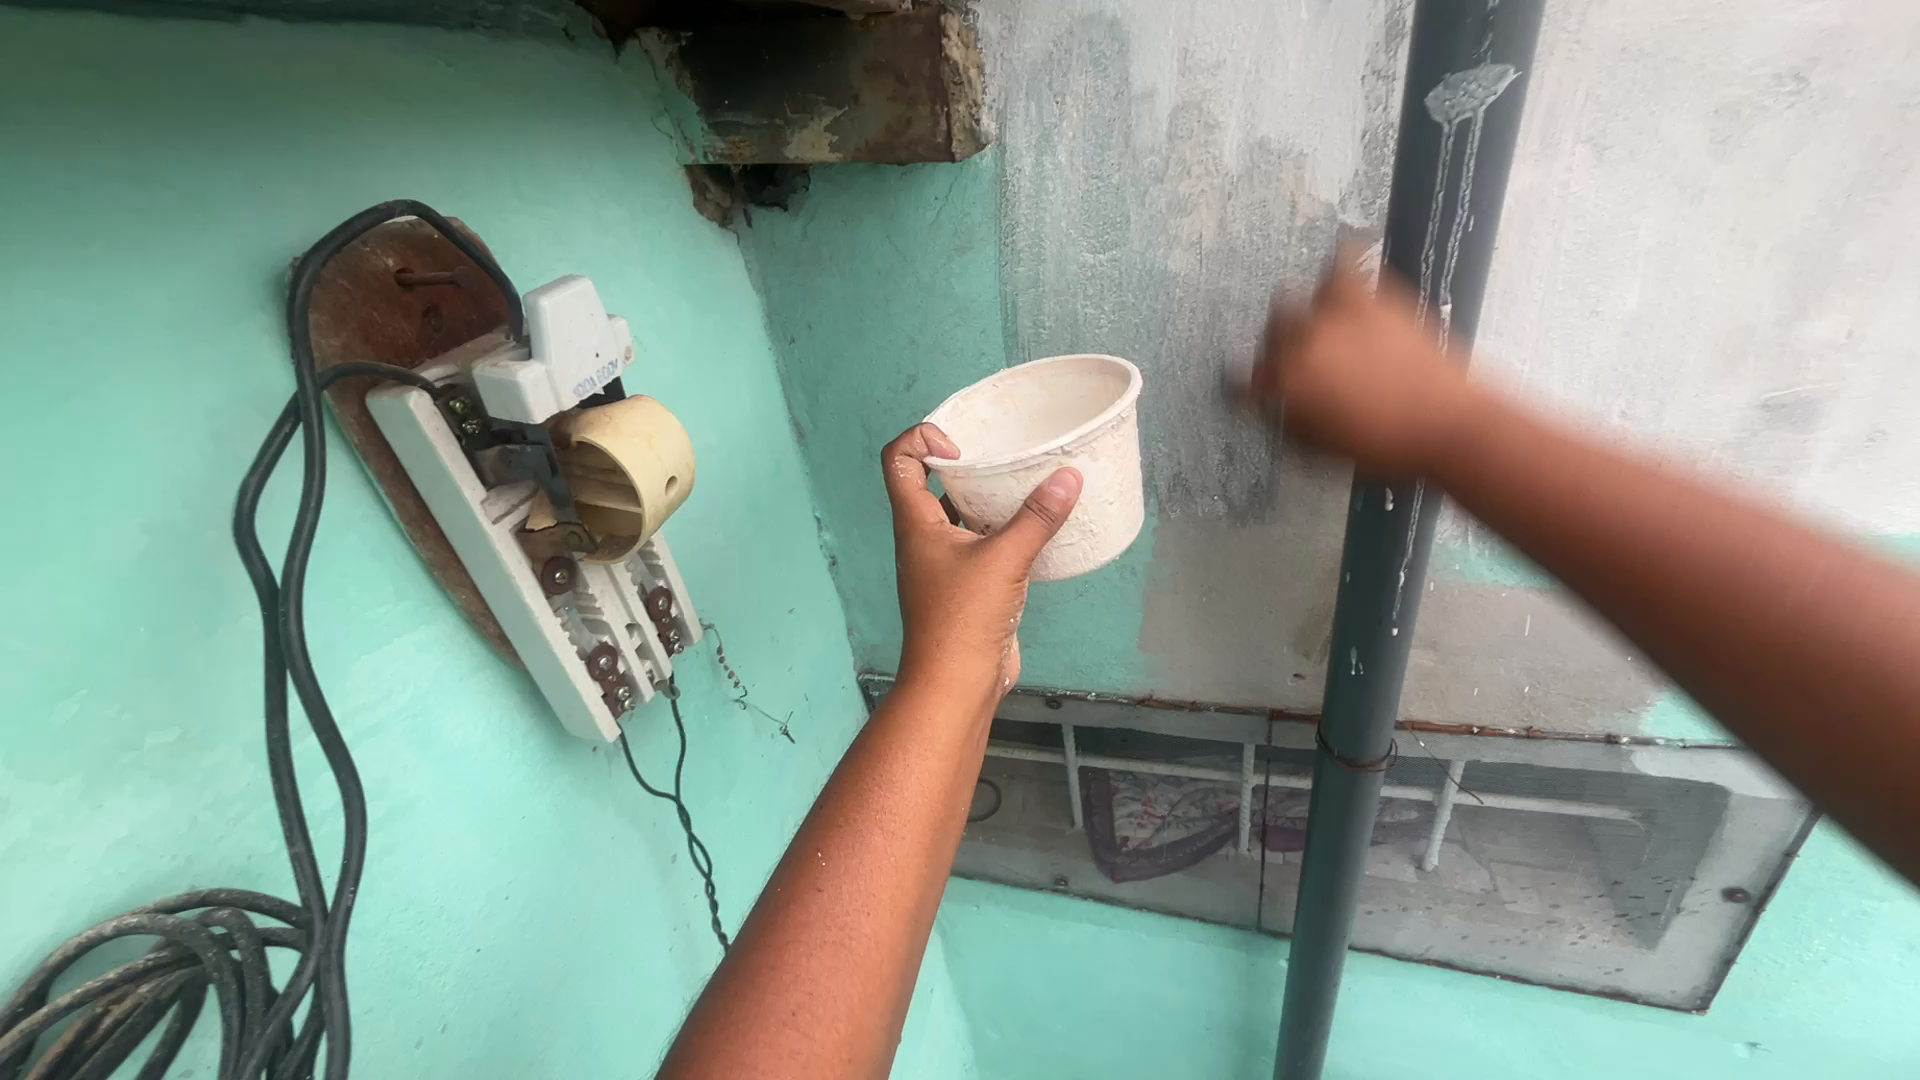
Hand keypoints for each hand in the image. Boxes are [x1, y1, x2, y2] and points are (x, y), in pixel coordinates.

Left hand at [882, 424, 1081, 706]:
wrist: (956, 684)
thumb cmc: (965, 618)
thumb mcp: (1004, 559)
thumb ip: (1037, 518)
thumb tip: (1068, 476)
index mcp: (916, 523)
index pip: (899, 460)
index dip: (922, 439)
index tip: (962, 446)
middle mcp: (924, 538)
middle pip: (932, 483)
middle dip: (966, 463)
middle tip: (1006, 455)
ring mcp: (944, 564)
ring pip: (960, 516)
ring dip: (987, 499)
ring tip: (1027, 484)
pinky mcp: (967, 586)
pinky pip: (982, 544)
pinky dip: (1003, 530)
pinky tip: (1036, 528)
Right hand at [1250, 259, 1480, 473]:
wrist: (1448, 425)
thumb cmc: (1384, 443)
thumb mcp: (1320, 448)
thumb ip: (1289, 421)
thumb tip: (1276, 407)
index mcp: (1285, 382)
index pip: (1246, 378)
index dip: (1247, 386)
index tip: (1252, 390)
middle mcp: (1303, 343)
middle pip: (1269, 332)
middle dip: (1273, 346)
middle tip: (1289, 358)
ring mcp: (1337, 317)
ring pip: (1295, 297)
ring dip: (1298, 311)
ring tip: (1311, 320)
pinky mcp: (1372, 298)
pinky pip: (1345, 265)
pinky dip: (1337, 261)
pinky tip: (1338, 256)